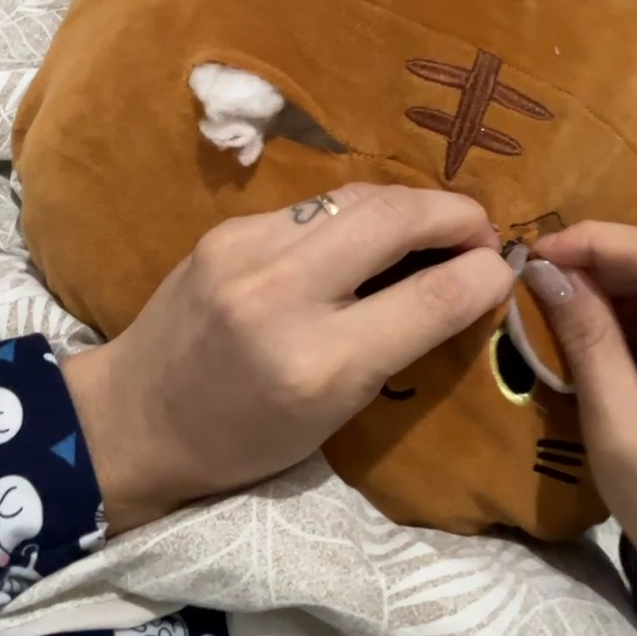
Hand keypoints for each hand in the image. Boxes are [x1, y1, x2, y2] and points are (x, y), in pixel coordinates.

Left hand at [61, 183, 513, 534]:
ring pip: (356, 195)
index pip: (430, 297)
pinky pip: (315, 206)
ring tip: (432, 226)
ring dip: (408, 204)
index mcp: (317, 365)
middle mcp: (281, 293)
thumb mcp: (333, 415)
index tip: (502, 267)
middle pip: (395, 216)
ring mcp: (245, 248)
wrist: (134, 416)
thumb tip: (461, 281)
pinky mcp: (227, 227)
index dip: (483, 273)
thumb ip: (398, 343)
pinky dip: (356, 214)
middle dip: (454, 213)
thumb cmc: (241, 440)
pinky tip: (366, 233)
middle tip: (479, 232)